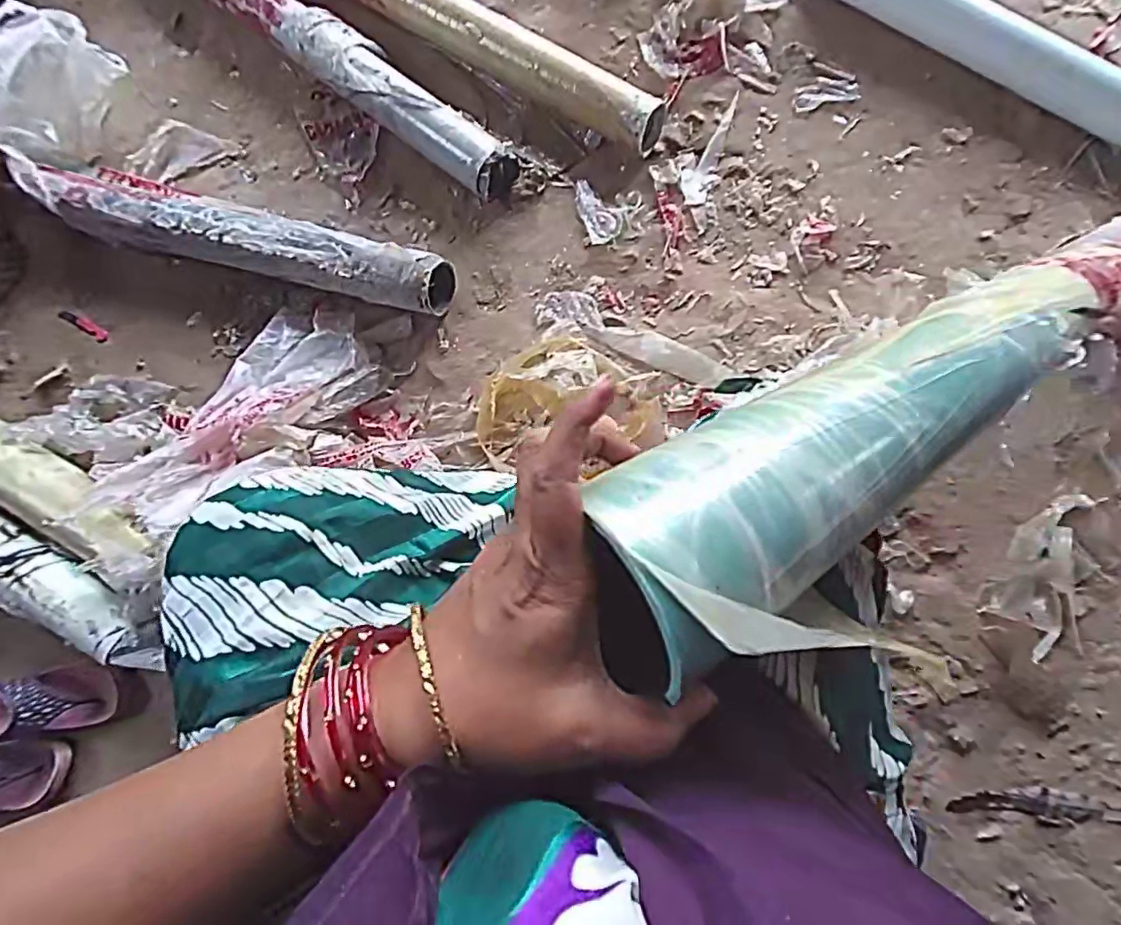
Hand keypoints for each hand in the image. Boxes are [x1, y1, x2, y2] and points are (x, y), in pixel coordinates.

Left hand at [417, 377, 716, 772]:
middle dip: (598, 435)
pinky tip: (614, 520)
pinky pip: (548, 500)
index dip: (576, 428)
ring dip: (591, 460)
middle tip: (652, 457)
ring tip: (642, 481)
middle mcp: (527, 540)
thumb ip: (655, 727)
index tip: (607, 391)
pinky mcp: (509, 549)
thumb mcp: (583, 730)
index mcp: (548, 571)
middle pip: (548, 459)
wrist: (410, 709)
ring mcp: (512, 540)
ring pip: (546, 474)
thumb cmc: (494, 710)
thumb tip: (710, 699)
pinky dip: (582, 487)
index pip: (552, 482)